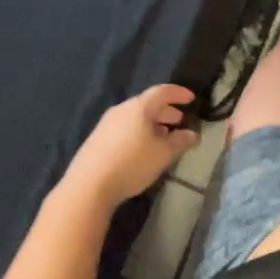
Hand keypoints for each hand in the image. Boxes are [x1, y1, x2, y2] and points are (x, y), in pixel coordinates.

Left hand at [61, 84, 199, 207]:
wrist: (87, 186)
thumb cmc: (131, 163)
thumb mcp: (163, 154)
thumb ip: (179, 141)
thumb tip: (192, 134)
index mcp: (138, 107)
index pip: (162, 91)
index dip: (178, 93)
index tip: (191, 98)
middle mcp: (121, 110)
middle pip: (147, 104)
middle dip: (165, 111)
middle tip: (178, 120)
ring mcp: (105, 125)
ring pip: (134, 118)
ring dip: (151, 124)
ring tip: (162, 136)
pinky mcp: (96, 140)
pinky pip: (123, 129)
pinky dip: (137, 132)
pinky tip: (141, 149)